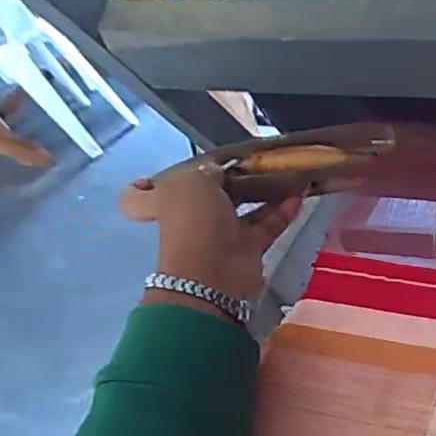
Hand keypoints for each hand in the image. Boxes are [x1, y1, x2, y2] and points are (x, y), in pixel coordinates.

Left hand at [123, 166, 302, 306]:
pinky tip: (297, 197)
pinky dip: (281, 212)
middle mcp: (191, 216)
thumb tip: (221, 172)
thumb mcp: (195, 181)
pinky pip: (266, 226)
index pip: (139, 195)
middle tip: (249, 165)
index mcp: (165, 200)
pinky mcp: (248, 248)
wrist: (215, 271)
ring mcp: (221, 234)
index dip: (142, 185)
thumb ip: (209, 171)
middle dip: (226, 180)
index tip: (153, 176)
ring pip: (243, 209)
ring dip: (262, 193)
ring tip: (283, 176)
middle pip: (206, 195)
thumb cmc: (195, 220)